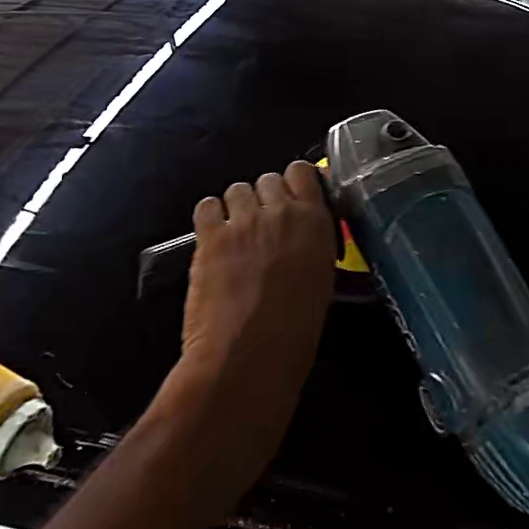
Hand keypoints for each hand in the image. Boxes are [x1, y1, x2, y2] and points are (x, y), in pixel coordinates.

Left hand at [181, 161, 336, 376]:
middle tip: (260, 228)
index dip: (291, 184)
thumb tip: (297, 240)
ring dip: (236, 208)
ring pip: (237, 189)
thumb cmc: (295, 334)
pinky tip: (212, 239)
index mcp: (315, 222)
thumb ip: (310, 245)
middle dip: (264, 199)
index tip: (287, 202)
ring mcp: (244, 220)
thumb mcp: (321, 281)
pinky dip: (209, 218)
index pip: (302, 171)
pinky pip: (207, 206)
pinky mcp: (211, 234)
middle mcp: (281, 212)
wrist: (248, 357)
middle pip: (268, 179)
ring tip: (234, 236)